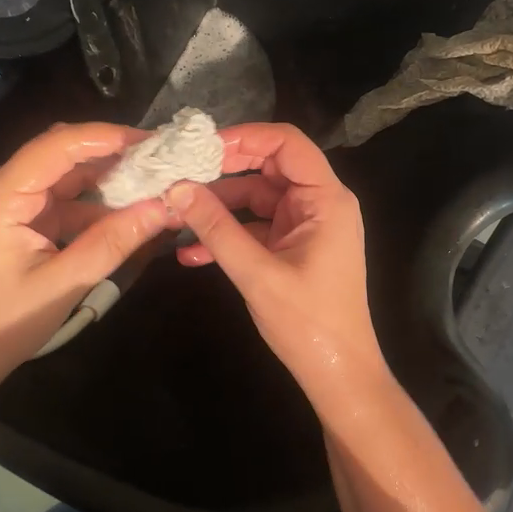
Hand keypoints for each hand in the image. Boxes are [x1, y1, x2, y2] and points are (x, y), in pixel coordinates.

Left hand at [0, 122, 171, 391]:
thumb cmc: (5, 323)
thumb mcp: (64, 283)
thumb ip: (113, 242)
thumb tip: (164, 207)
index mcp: (1, 197)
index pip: (54, 147)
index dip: (102, 137)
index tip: (149, 140)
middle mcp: (3, 188)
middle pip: (59, 151)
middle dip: (108, 150)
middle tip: (157, 155)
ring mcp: (12, 204)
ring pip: (65, 173)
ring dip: (106, 174)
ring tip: (151, 177)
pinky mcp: (22, 220)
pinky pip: (63, 198)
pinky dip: (95, 201)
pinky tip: (128, 208)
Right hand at [167, 123, 388, 403]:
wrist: (337, 375)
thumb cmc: (308, 322)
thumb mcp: (257, 273)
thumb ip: (216, 229)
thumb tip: (176, 188)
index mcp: (326, 199)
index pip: (287, 144)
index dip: (246, 137)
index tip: (201, 147)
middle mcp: (319, 203)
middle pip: (268, 167)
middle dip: (223, 170)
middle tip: (180, 173)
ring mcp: (305, 225)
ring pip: (256, 198)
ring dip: (218, 207)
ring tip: (174, 214)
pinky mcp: (292, 247)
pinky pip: (255, 228)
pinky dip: (227, 235)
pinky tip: (190, 253)